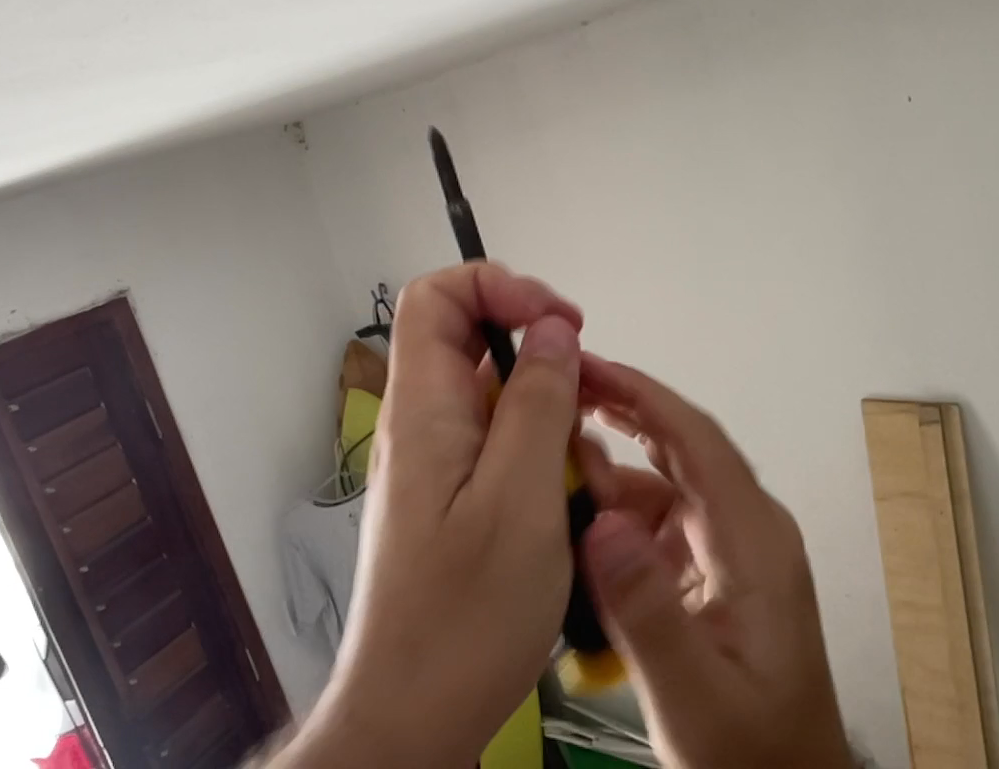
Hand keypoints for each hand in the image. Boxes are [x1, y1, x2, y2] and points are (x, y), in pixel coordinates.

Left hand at [274, 264, 585, 768]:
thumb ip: (538, 403)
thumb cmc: (467, 614)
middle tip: (586, 383)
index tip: (559, 321)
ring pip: (491, 392)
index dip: (496, 285)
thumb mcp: (522, 500)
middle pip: (465, 337)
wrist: (412, 713)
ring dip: (544, 405)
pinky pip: (496, 440)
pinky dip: (538, 447)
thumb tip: (552, 327)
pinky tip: (566, 493)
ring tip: (579, 458)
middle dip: (534, 343)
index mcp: (423, 410)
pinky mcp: (451, 496)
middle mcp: (421, 424)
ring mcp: (434, 462)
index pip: (435, 296)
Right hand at [576, 356, 850, 768]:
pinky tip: (577, 510)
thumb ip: (646, 611)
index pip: (696, 441)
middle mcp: (746, 527)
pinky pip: (658, 515)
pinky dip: (616, 503)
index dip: (640, 394)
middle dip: (621, 408)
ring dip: (610, 461)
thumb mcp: (693, 695)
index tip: (586, 365)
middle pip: (681, 445)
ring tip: (551, 451)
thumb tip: (601, 522)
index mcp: (753, 541)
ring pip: (663, 479)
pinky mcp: (710, 566)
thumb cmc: (748, 751)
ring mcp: (729, 546)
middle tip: (558, 383)